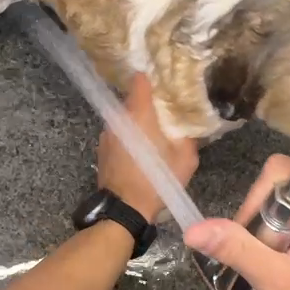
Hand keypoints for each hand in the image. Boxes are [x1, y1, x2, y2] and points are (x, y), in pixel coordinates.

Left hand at [97, 74, 198, 221]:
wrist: (125, 210)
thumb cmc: (157, 181)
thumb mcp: (185, 160)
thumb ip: (188, 137)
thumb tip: (187, 128)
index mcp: (139, 115)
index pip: (140, 82)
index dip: (151, 79)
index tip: (162, 84)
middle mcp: (118, 119)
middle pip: (132, 101)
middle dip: (146, 104)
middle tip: (163, 112)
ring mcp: (106, 134)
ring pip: (123, 119)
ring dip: (135, 123)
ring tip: (151, 135)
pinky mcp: (101, 149)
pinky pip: (117, 134)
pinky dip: (126, 137)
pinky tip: (138, 151)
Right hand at [184, 155, 289, 289]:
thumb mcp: (279, 283)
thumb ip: (237, 249)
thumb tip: (193, 229)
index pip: (278, 175)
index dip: (255, 207)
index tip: (254, 246)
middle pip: (287, 189)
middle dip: (270, 227)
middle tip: (273, 265)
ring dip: (284, 235)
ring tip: (287, 270)